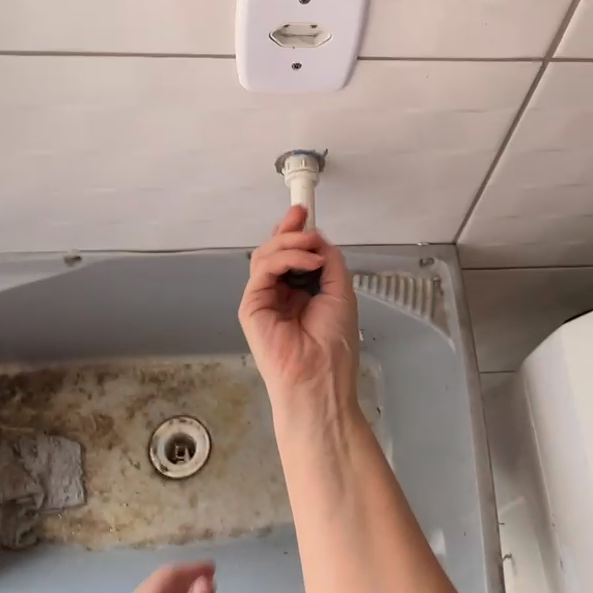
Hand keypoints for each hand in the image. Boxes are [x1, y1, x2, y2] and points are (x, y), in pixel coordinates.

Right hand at [238, 206, 359, 414]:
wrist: (319, 379)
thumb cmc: (333, 346)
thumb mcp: (341, 292)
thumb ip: (329, 261)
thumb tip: (317, 237)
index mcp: (300, 292)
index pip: (292, 254)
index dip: (296, 232)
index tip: (304, 213)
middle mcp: (280, 293)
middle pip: (275, 250)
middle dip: (289, 229)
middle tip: (303, 217)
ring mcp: (264, 298)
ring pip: (266, 255)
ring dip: (290, 242)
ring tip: (312, 246)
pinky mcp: (251, 305)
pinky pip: (263, 269)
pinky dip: (286, 257)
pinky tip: (308, 261)